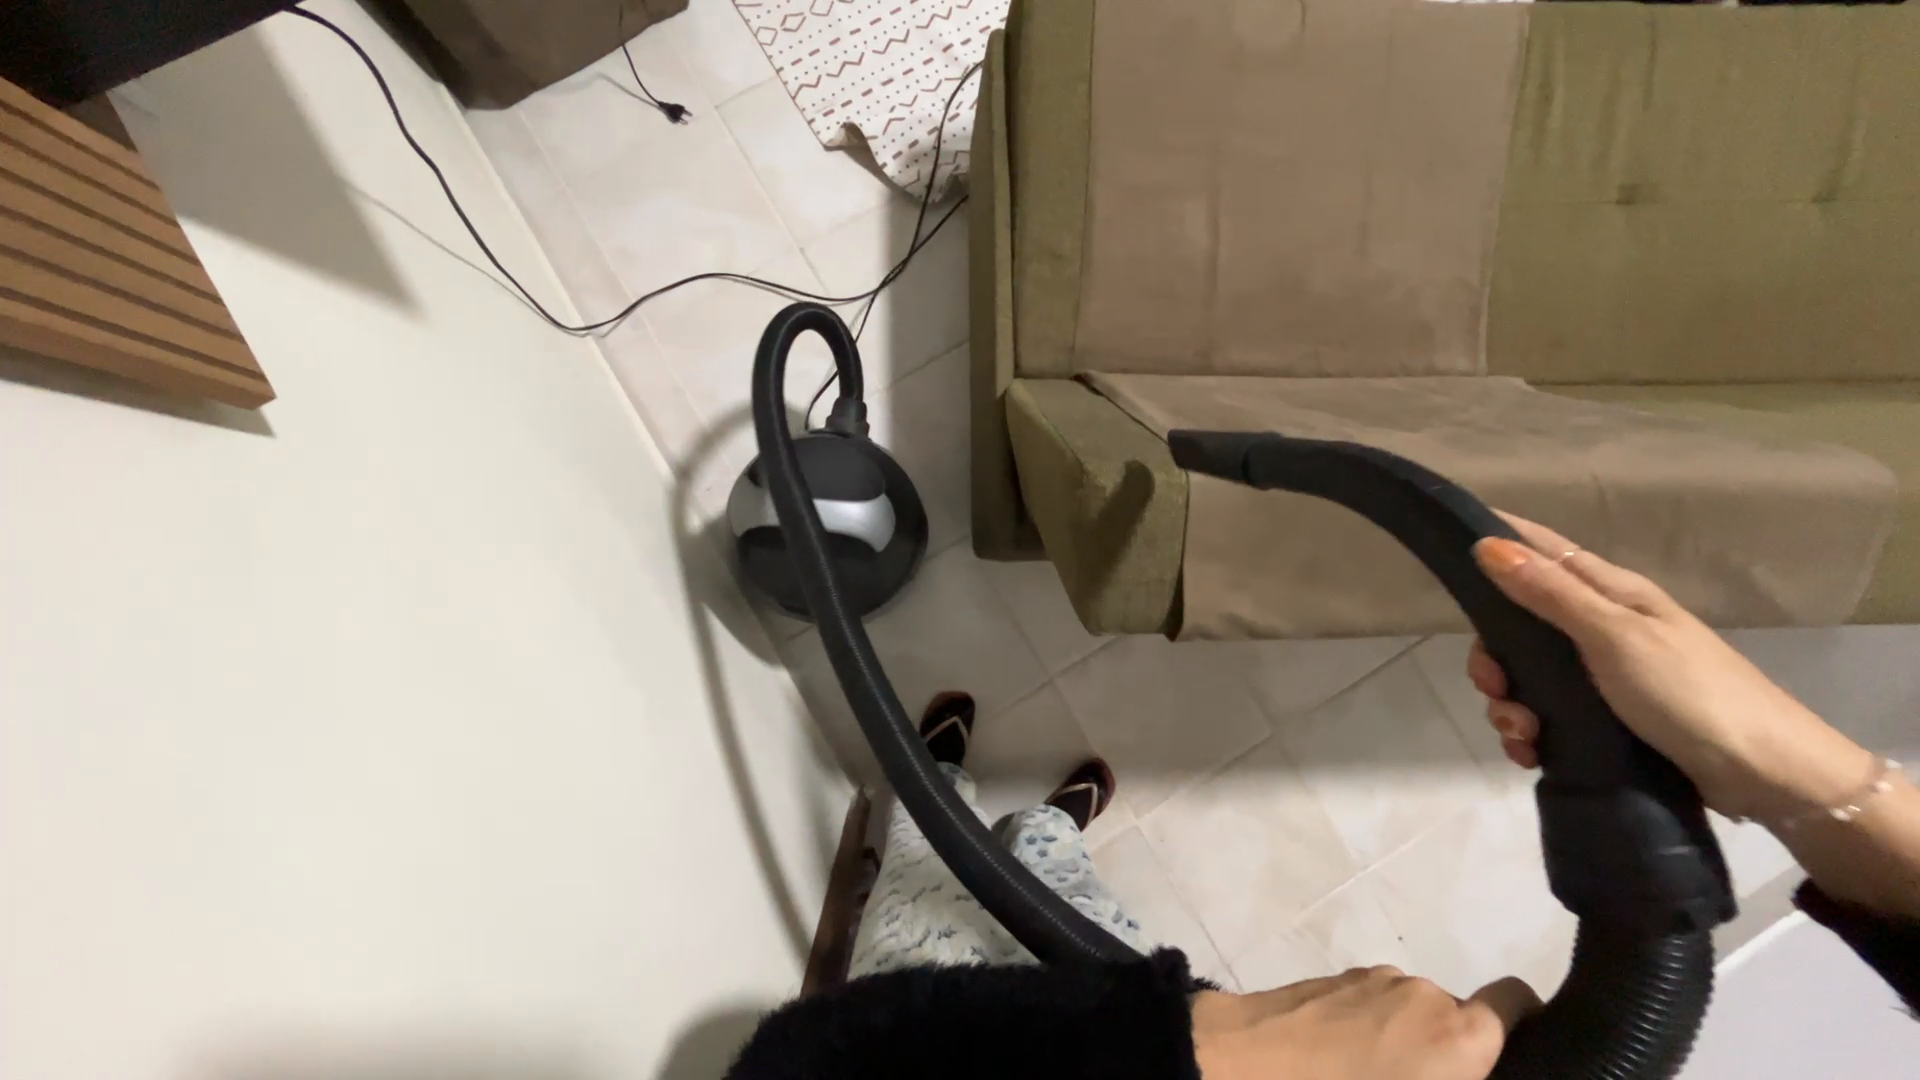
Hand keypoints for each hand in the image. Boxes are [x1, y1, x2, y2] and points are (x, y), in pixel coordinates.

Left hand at [1191, 967, 1538, 1079]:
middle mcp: (1420, 994)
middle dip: (1455, 1054)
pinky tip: (1346, 1068)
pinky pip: (1371, 1006)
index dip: (1527, 1026)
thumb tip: (1455, 1066)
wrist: (1247, 1065)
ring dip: (1407, 1044)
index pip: (1515, 1003)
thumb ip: (1455, 1071)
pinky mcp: (1330, 979)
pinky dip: (1371, 1032)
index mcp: (1457, 1035)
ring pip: (1409, 1013)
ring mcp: (1370, 980)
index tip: (1523, 1061)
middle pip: (1458, 1017)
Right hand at [1467, 514, 1874, 821]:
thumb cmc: (1691, 693)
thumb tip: (1486, 545)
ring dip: (1508, 706)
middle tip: (1494, 686)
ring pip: (1522, 676)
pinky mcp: (1600, 717)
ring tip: (1523, 734)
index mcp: (1607, 593)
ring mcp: (1598, 674)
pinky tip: (1530, 750)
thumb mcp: (1614, 637)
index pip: (1541, 548)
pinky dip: (1527, 733)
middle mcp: (1597, 626)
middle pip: (1514, 625)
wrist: (1767, 777)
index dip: (1498, 537)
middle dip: (1492, 659)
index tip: (1449, 537)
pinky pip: (1541, 716)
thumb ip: (1549, 593)